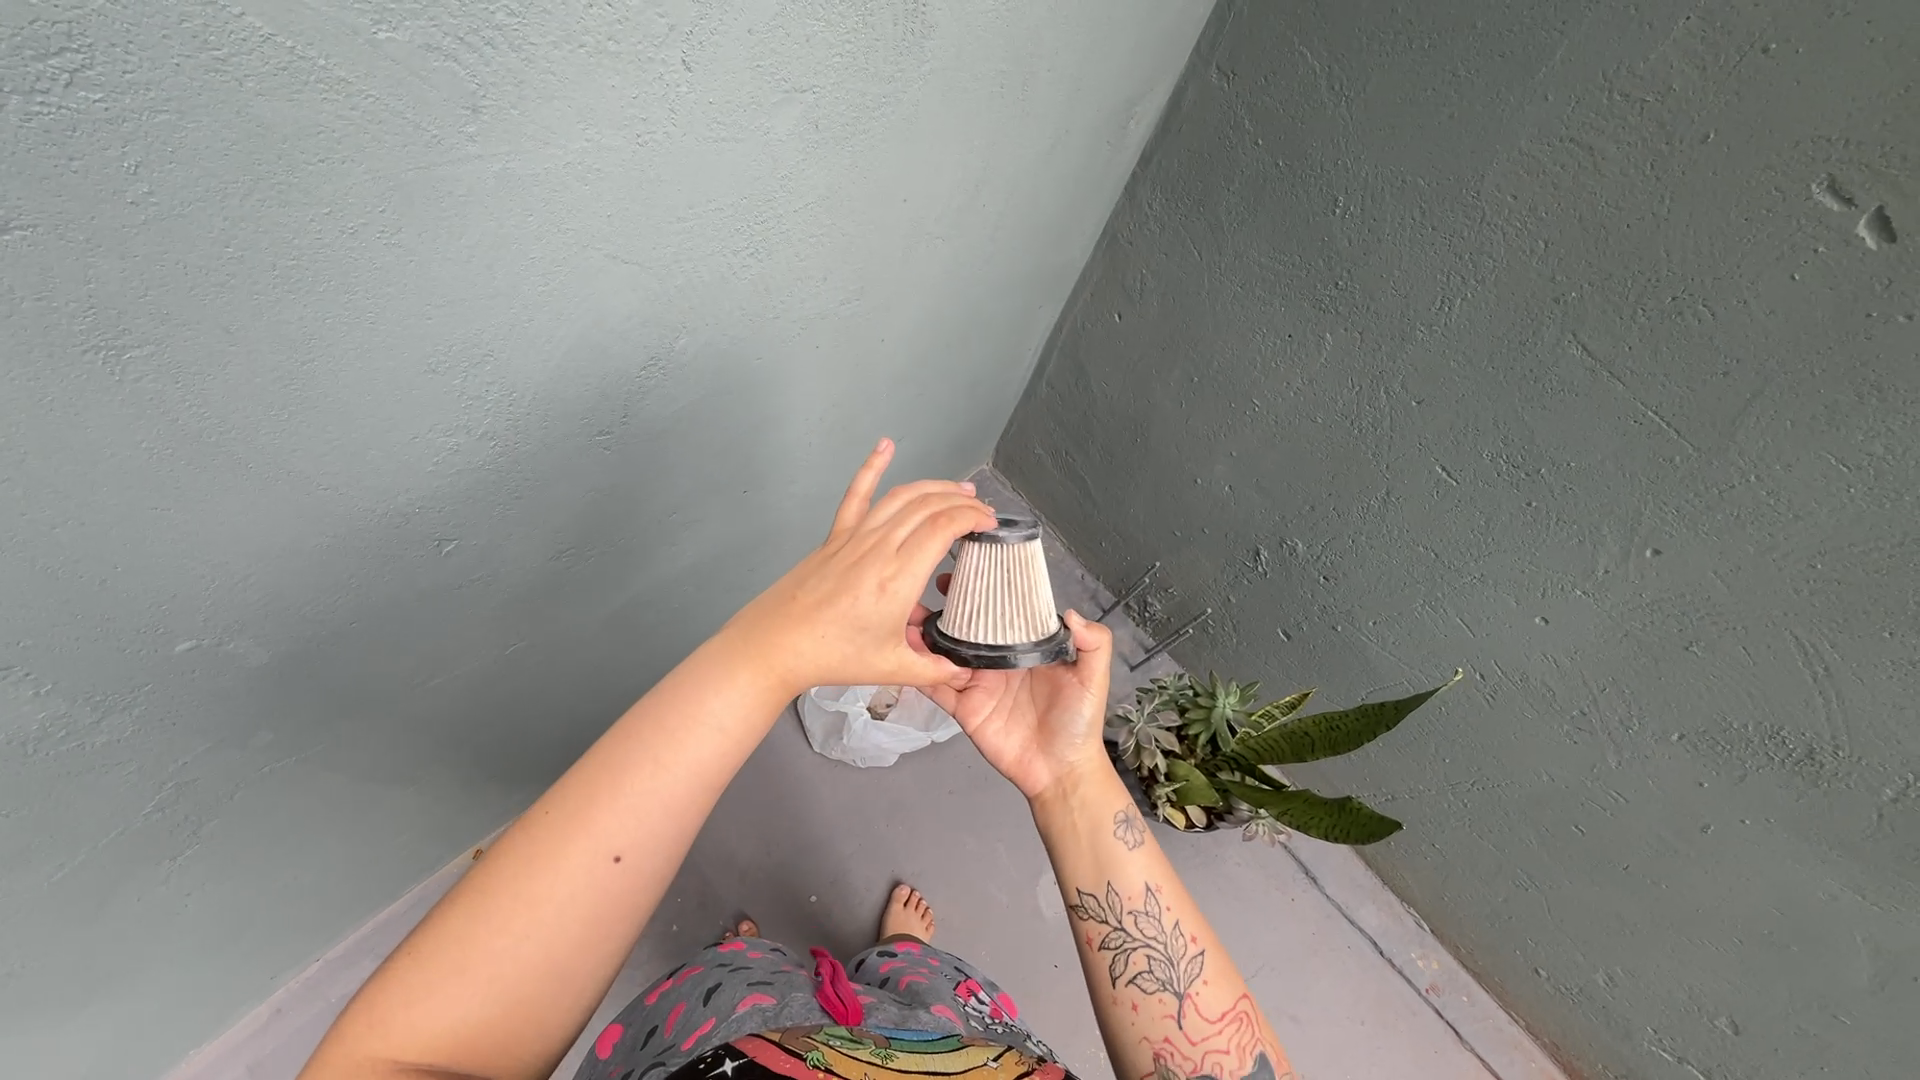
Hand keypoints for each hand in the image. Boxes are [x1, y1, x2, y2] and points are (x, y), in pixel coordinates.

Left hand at [723, 438, 996, 694]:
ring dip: (934, 486)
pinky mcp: (835, 538)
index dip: (972, 517)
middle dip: (962, 501)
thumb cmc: (830, 655)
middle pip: (928, 505)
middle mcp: (879, 548)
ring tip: (958, 488)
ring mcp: (855, 537)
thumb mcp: (891, 668)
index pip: (944, 527)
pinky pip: (857, 494)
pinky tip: (884, 446)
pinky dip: (871, 466)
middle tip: (982, 509)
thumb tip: (961, 673)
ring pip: (901, 496)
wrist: (776, 644)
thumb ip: (932, 670)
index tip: (989, 523)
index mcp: (897, 577)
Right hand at [913, 583, 1115, 801]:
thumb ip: (1094, 643)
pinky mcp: (964, 707)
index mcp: (1024, 647)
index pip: (1000, 613)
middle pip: (966, 628)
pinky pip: (938, 688)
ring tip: (905, 617)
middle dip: (946, 608)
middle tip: (926, 588)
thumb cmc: (1079, 721)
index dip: (984, 592)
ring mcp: (977, 683)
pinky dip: (921, 673)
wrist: (1061, 770)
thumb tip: (1070, 612)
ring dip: (925, 637)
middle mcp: (997, 660)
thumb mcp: (1094, 678)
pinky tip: (904, 655)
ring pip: (945, 654)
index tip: (967, 571)